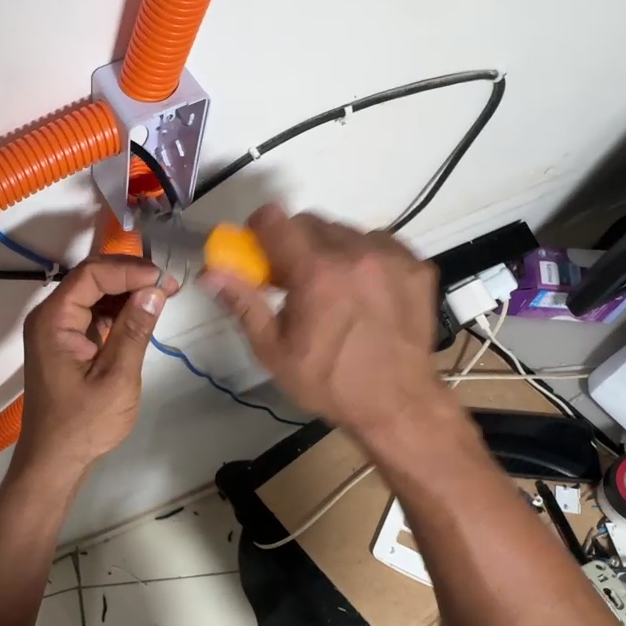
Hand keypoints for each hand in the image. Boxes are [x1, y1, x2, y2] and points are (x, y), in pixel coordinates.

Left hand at [17, 256, 177, 476]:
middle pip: (90, 279)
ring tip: (163, 295)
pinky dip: (117, 311)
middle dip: (130, 276)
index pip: (91, 274)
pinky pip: (91, 315)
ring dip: (126, 292)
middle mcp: (49, 318)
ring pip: (93, 295)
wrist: (54, 460)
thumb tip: (154, 290)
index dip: (128, 270)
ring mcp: (55, 331)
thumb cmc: (83, 425)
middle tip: (169, 285)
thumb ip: (134, 331)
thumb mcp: (116, 378)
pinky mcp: (66, 344)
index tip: (163, 279)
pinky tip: (142, 314)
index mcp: (52, 320)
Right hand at [200, 203, 442, 437]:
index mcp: (316, 273)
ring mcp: (391, 257)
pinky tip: (361, 292)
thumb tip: (210, 273)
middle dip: (293, 243)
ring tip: (330, 288)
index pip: (275, 220)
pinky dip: (363, 259)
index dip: (258, 229)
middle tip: (290, 279)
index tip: (256, 249)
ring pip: (345, 232)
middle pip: (310, 222)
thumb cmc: (328, 382)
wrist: (397, 404)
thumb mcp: (273, 350)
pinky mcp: (416, 266)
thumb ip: (243, 303)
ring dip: (329, 250)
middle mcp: (356, 254)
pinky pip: (379, 244)